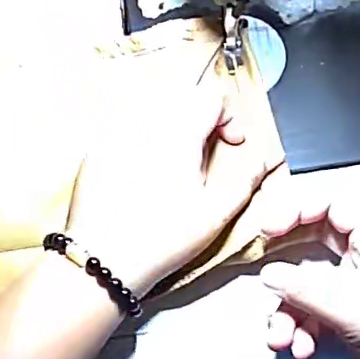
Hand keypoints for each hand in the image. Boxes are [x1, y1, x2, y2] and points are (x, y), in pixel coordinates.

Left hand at [65, 87, 280, 295]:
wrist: (105, 261)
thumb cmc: (161, 241)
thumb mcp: (215, 215)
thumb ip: (245, 181)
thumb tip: (264, 161)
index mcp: (178, 133)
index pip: (210, 96)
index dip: (228, 118)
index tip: (231, 143)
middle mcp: (144, 124)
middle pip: (182, 100)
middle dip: (200, 122)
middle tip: (205, 157)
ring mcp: (115, 135)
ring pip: (152, 114)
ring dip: (171, 132)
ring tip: (175, 169)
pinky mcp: (95, 152)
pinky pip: (125, 133)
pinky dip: (142, 146)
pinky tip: (144, 180)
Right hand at [259, 193, 359, 358]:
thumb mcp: (355, 306)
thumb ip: (305, 289)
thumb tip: (266, 274)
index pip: (332, 207)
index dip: (297, 212)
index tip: (267, 231)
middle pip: (313, 248)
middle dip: (285, 270)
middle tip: (261, 278)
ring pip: (309, 290)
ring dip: (289, 314)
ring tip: (281, 339)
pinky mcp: (355, 323)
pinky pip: (317, 318)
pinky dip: (304, 332)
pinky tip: (302, 350)